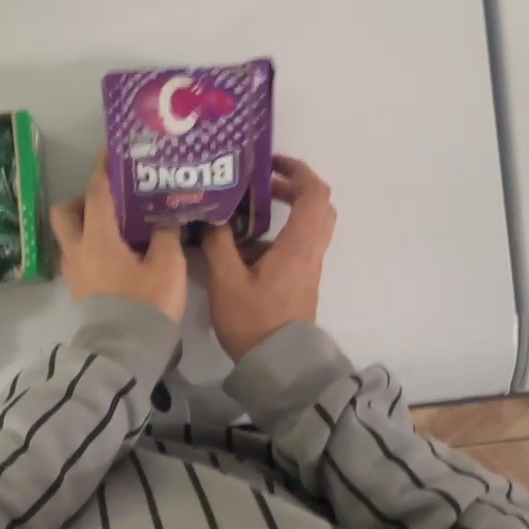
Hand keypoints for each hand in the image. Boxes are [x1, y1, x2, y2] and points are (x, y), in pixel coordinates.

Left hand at [51, 152, 187, 322]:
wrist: (124, 349)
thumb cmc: (146, 304)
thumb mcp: (167, 266)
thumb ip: (166, 235)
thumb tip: (166, 218)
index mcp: (98, 237)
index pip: (95, 192)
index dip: (103, 170)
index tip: (111, 153)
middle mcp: (78, 250)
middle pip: (65, 213)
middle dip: (81, 200)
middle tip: (108, 201)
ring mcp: (74, 272)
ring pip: (68, 236)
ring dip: (84, 225)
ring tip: (114, 227)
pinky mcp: (78, 289)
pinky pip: (77, 256)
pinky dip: (90, 247)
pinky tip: (114, 252)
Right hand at [202, 155, 337, 359]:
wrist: (277, 364)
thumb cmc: (253, 320)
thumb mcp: (226, 280)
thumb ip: (219, 243)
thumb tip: (212, 216)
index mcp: (298, 244)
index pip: (313, 192)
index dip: (296, 170)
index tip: (269, 164)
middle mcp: (310, 251)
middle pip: (316, 206)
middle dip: (290, 189)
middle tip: (259, 187)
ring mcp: (308, 269)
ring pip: (306, 228)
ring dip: (280, 216)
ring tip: (242, 220)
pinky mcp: (300, 284)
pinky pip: (294, 248)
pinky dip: (273, 240)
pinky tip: (241, 252)